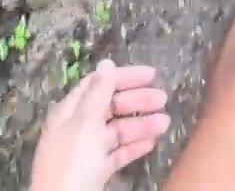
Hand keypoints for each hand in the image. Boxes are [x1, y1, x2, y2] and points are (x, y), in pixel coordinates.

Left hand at [30, 60, 171, 190]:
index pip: (99, 83)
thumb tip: (106, 62)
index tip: (152, 75)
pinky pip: (116, 153)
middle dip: (137, 100)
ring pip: (117, 131)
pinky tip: (151, 143)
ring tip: (165, 124)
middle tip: (163, 98)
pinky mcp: (94, 173)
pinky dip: (133, 147)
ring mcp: (86, 152)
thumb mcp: (86, 123)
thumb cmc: (73, 161)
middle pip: (110, 106)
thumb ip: (98, 92)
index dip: (124, 77)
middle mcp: (77, 128)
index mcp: (70, 112)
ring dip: (141, 124)